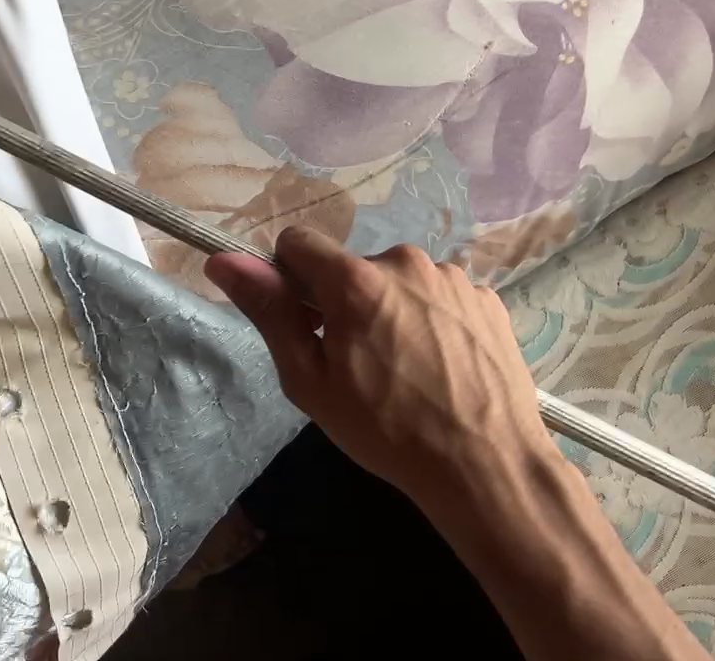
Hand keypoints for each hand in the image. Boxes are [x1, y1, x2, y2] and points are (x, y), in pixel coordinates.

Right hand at [205, 227, 552, 511]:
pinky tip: (437, 362)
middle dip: (340, 299)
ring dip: (385, 306)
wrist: (492, 471)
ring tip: (402, 363)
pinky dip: (426, 316)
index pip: (297, 242)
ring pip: (391, 278)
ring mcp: (453, 279)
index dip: (288, 278)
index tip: (304, 322)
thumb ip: (267, 308)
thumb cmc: (386, 428)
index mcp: (355, 279)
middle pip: (347, 264)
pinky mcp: (487, 300)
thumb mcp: (307, 377)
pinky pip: (434, 293)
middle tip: (354, 357)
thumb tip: (222, 260)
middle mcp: (405, 263)